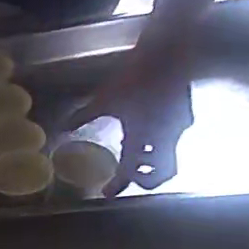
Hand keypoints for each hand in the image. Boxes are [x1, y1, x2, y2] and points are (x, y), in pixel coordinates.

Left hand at [63, 36, 193, 193]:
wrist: (166, 55)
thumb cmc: (133, 78)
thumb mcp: (104, 99)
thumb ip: (84, 116)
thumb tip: (64, 128)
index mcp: (141, 136)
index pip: (130, 170)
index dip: (119, 184)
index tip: (109, 193)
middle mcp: (164, 137)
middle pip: (163, 173)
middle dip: (147, 180)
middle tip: (131, 177)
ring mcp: (178, 128)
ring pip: (169, 158)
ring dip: (153, 163)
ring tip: (136, 155)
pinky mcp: (184, 117)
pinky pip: (172, 139)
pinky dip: (159, 144)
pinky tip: (146, 133)